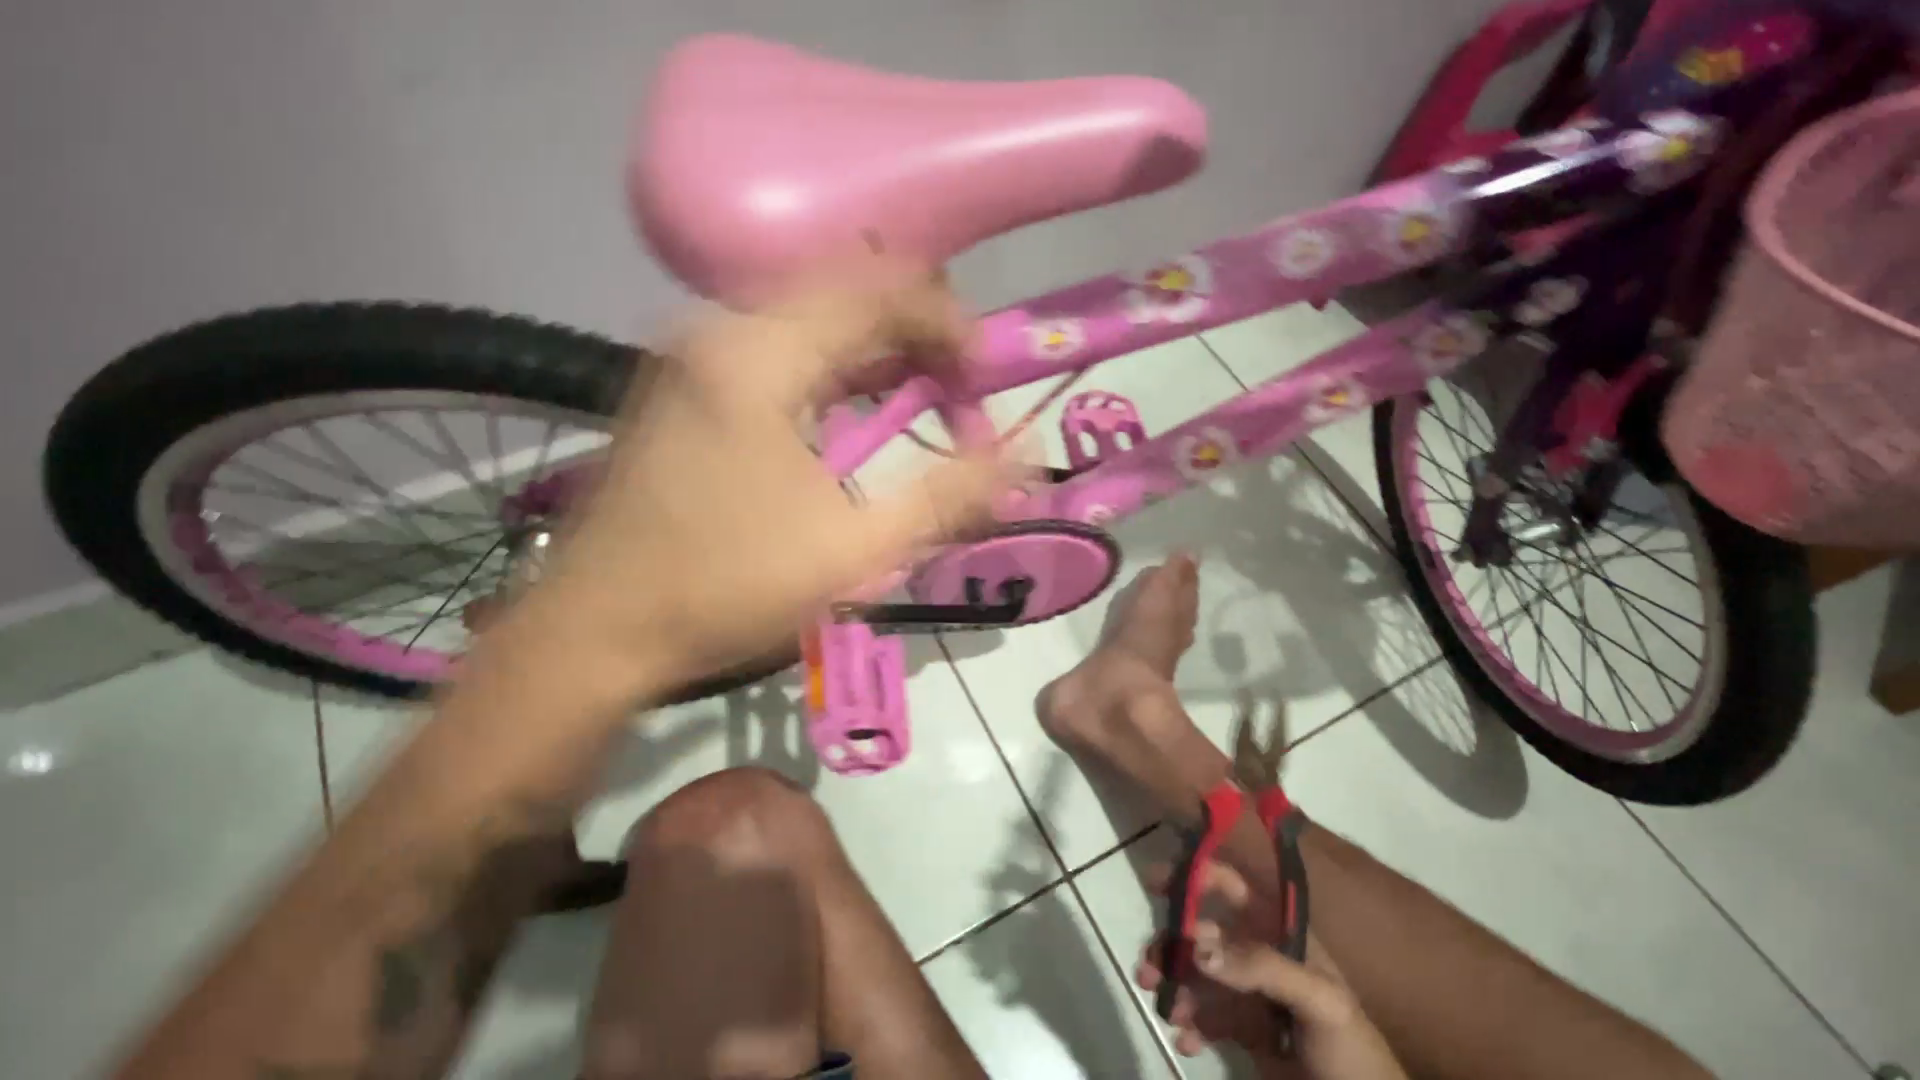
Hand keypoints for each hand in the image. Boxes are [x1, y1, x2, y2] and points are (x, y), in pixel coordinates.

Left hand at [507, 260, 1019, 704]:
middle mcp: (720, 329)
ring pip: (809, 316)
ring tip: (925, 400)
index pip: (881, 290)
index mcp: (759, 353)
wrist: (595, 632)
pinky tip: (857, 412)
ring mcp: (692, 354)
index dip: (950, 325)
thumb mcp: (853, 551)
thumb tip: (1029, 458)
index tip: (985, 382)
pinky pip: (776, 347)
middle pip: (845, 288)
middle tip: (961, 389)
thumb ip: (950, 496)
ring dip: (876, 348)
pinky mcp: (682, 385)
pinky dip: (831, 367)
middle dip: (918, 329)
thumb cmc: (723, 589)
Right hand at [1138, 861, 1406, 1079]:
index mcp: (1283, 934)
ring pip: (1198, 975)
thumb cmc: (1352, 1048)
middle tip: (1148, 965)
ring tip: (1169, 1012)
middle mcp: (1262, 955)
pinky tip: (1188, 1042)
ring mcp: (1251, 994)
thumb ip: (1262, 966)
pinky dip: (1190, 1026)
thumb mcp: (1319, 1001)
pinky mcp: (1244, 1031)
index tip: (1156, 882)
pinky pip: (1205, 1017)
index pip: (1235, 887)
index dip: (1197, 875)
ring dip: (1175, 987)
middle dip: (1172, 945)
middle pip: (1204, 932)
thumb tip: (1197, 944)